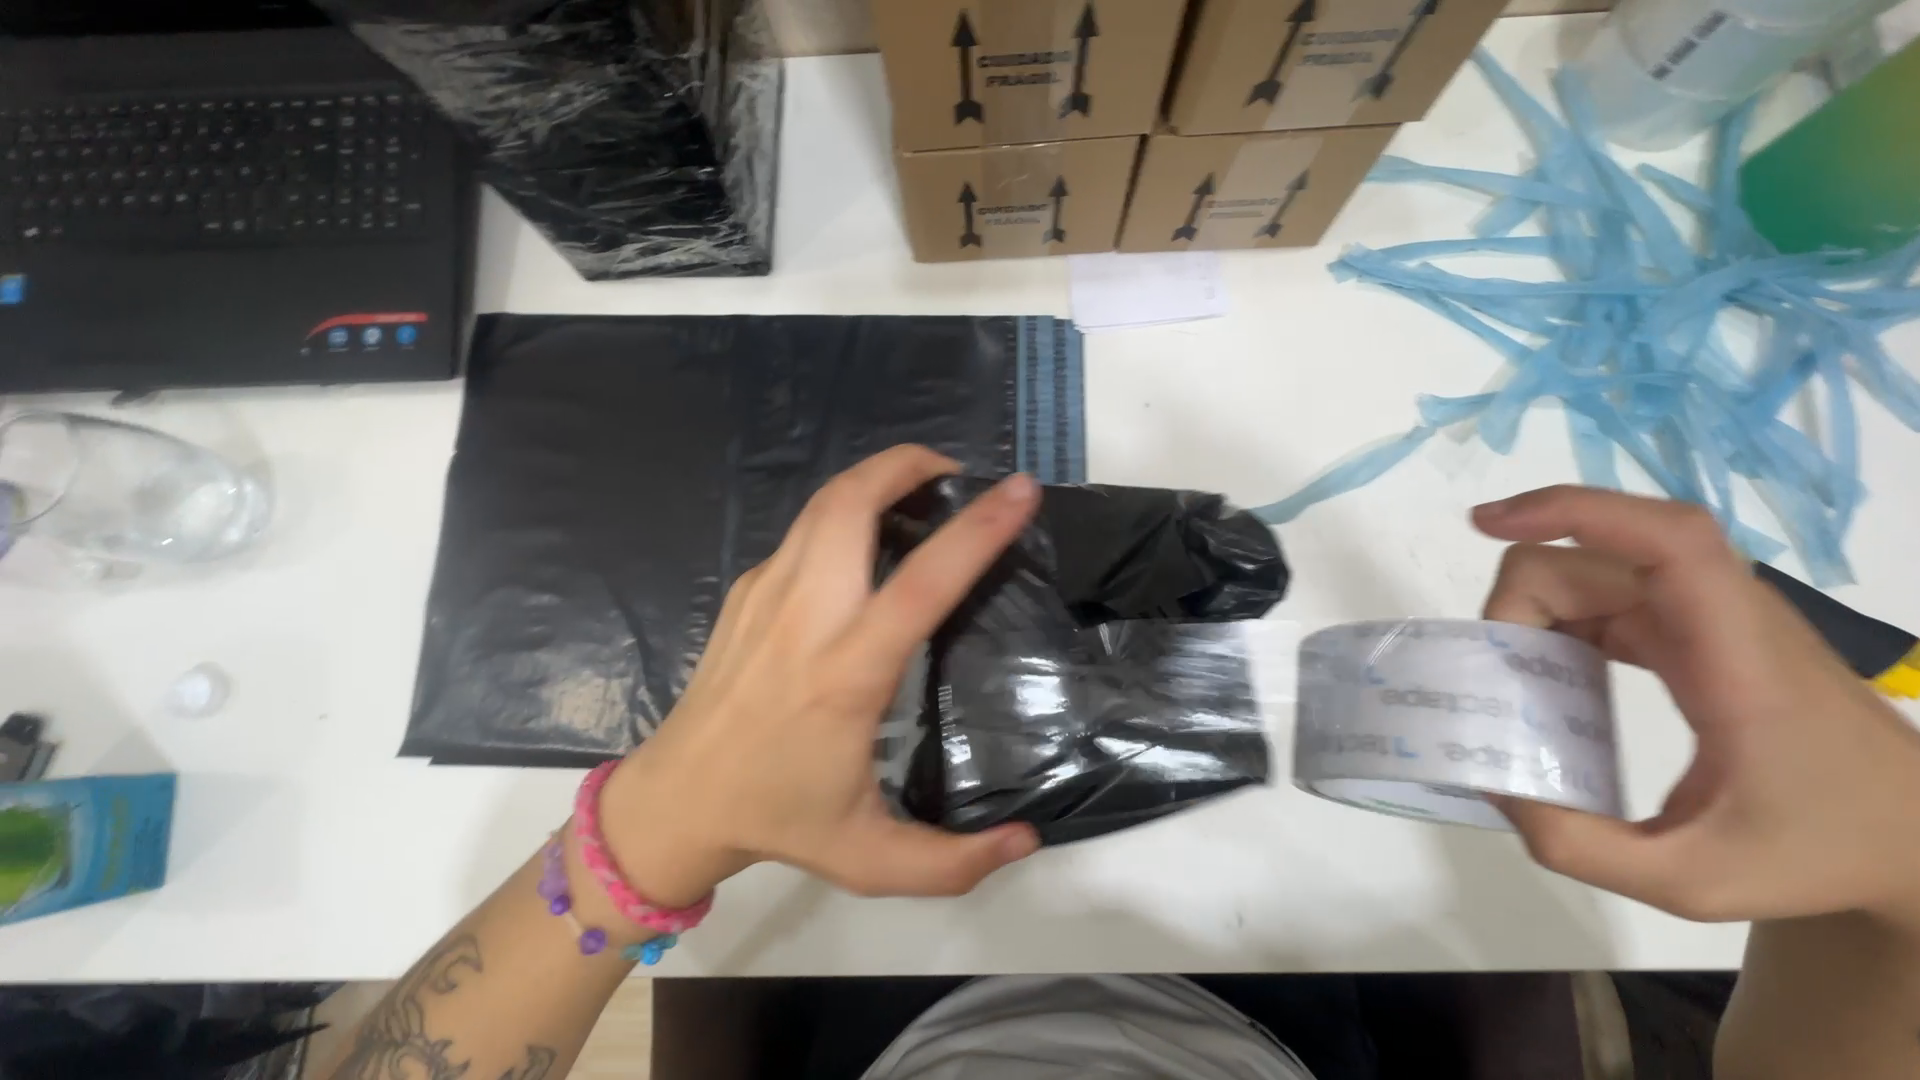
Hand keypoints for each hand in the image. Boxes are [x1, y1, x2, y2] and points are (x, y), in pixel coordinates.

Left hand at [597, 446, 1042, 905]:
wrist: (675, 800)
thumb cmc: (778, 819)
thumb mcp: (870, 860)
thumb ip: (953, 863)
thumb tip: (1028, 840)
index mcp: (845, 673)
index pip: (920, 581)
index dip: (977, 530)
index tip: (1020, 490)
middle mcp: (805, 616)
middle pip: (853, 502)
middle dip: (909, 465)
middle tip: (959, 475)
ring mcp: (766, 594)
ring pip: (824, 502)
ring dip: (877, 477)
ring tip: (923, 493)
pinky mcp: (745, 591)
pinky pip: (806, 528)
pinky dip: (847, 509)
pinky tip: (870, 540)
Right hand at [1474, 486, 1919, 924]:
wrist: (1909, 843)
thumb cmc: (1815, 854)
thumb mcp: (1692, 882)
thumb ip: (1580, 845)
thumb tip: (1492, 784)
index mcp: (1740, 661)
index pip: (1669, 542)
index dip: (1575, 511)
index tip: (1490, 525)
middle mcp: (1723, 618)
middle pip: (1594, 558)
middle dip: (1521, 603)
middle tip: (1495, 676)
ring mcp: (1706, 620)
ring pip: (1589, 571)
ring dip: (1531, 614)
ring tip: (1518, 684)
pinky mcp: (1691, 632)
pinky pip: (1601, 598)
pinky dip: (1554, 624)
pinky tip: (1547, 673)